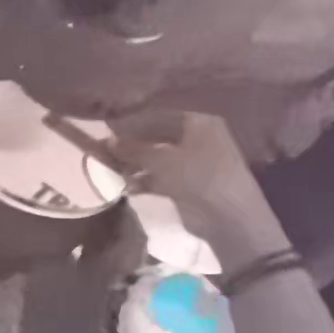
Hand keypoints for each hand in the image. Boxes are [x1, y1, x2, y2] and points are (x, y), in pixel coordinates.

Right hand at [110, 110, 289, 272]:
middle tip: (106, 153)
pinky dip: (145, 181)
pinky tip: (127, 188)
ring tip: (113, 172)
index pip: (159, 117)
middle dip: (131, 146)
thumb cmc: (197, 176)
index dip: (132, 124)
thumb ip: (133, 149)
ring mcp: (194, 162)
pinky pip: (161, 177)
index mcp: (198, 123)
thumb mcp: (161, 159)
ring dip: (135, 165)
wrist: (227, 216)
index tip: (108, 131)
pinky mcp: (189, 184)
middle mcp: (198, 138)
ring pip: (157, 159)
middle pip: (157, 138)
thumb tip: (107, 140)